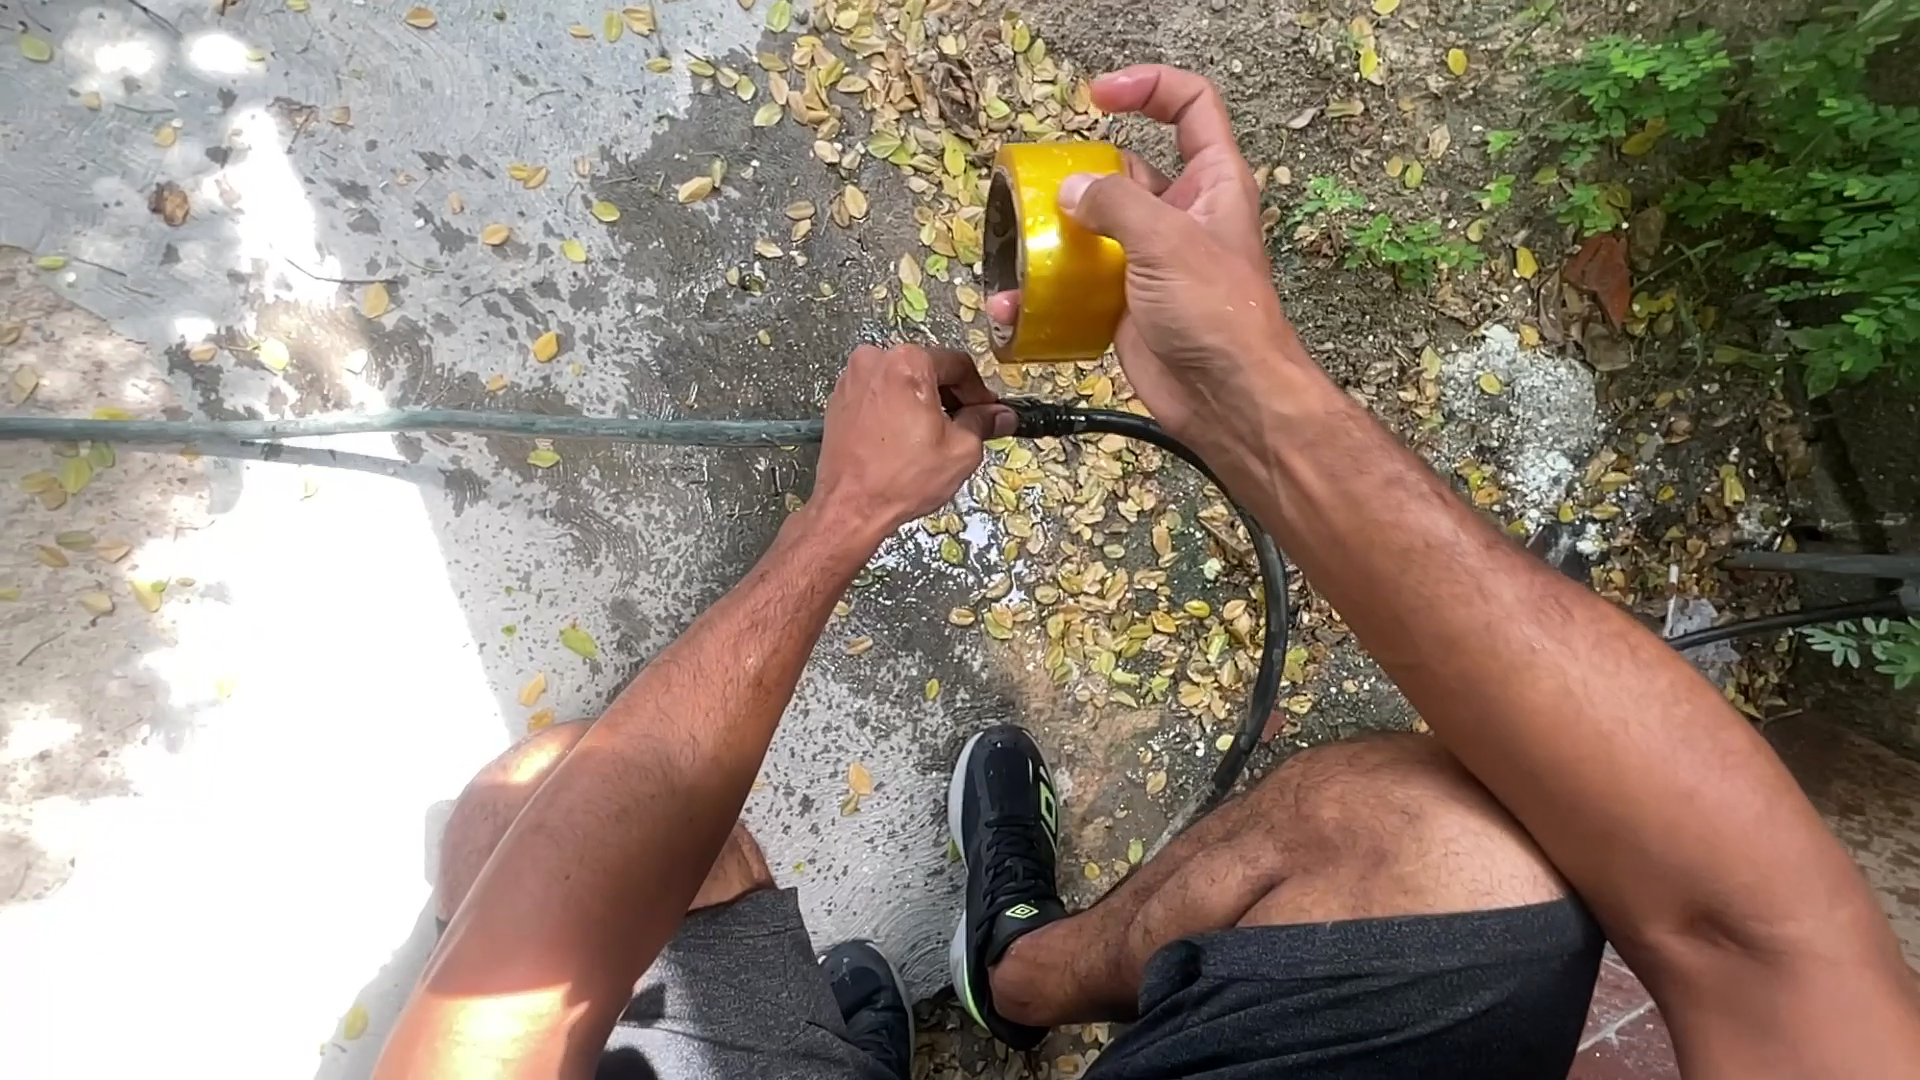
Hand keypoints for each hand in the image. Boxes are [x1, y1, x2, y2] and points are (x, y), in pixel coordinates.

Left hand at [810, 344, 1011, 538]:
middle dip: (948, 397)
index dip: (978, 391)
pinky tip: (904, 440)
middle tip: (963, 426)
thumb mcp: (960, 450)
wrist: (851, 506)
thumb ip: (983, 423)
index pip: (958, 365)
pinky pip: (878, 396)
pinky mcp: (839, 400)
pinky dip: (894, 411)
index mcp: (908, 362)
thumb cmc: (898, 480)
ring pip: (901, 383)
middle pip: (927, 370)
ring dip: (920, 404)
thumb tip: (999, 415)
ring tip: (930, 438)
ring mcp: (852, 380)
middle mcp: (875, 361)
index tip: (985, 409)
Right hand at [986, 66, 1311, 445]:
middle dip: (1083, 177)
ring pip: (1095, 234)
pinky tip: (1016, 302)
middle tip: (1039, 188)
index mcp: (1210, 183)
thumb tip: (1070, 192)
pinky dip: (1048, 291)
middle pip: (1125, 174)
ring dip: (1056, 238)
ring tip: (1015, 245)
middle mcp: (1178, 218)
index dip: (1148, 89)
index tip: (1099, 97)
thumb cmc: (1215, 312)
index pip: (1188, 109)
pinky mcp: (1122, 305)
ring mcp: (1147, 264)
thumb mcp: (1169, 241)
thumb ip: (1117, 205)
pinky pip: (1080, 286)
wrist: (1220, 395)